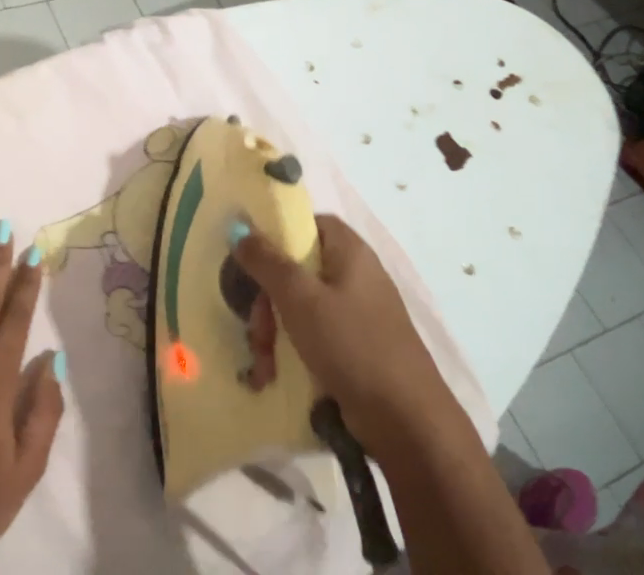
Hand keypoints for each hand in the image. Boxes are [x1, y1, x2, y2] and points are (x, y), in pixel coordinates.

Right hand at [232, 215, 457, 450]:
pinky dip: (290, 351)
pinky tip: (273, 375)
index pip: (310, 223)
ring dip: (272, 331)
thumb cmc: (351, 345)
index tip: (250, 257)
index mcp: (350, 253)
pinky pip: (311, 336)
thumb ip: (266, 260)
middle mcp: (356, 277)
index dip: (278, 233)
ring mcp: (357, 314)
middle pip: (296, 269)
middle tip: (256, 326)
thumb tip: (239, 226)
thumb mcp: (300, 298)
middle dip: (267, 300)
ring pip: (298, 307)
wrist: (404, 420)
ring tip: (263, 363)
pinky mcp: (354, 348)